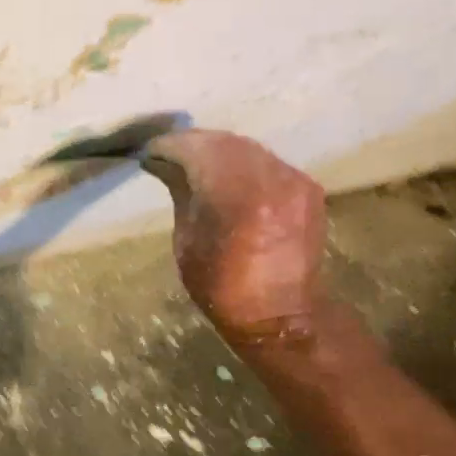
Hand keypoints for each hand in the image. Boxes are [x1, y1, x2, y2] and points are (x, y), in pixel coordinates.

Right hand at [141, 129, 326, 341]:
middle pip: (224, 142)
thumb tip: (162, 164)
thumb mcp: (186, 240)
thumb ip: (181, 193)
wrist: (280, 313)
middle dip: (192, 142)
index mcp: (234, 195)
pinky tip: (226, 174)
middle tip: (166, 151)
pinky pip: (267, 162)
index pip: (196, 150)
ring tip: (193, 160)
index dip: (169, 146)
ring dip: (217, 149)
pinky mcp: (307, 188)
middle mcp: (269, 179)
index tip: (148, 151)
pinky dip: (242, 161)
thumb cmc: (221, 285)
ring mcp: (294, 180)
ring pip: (247, 148)